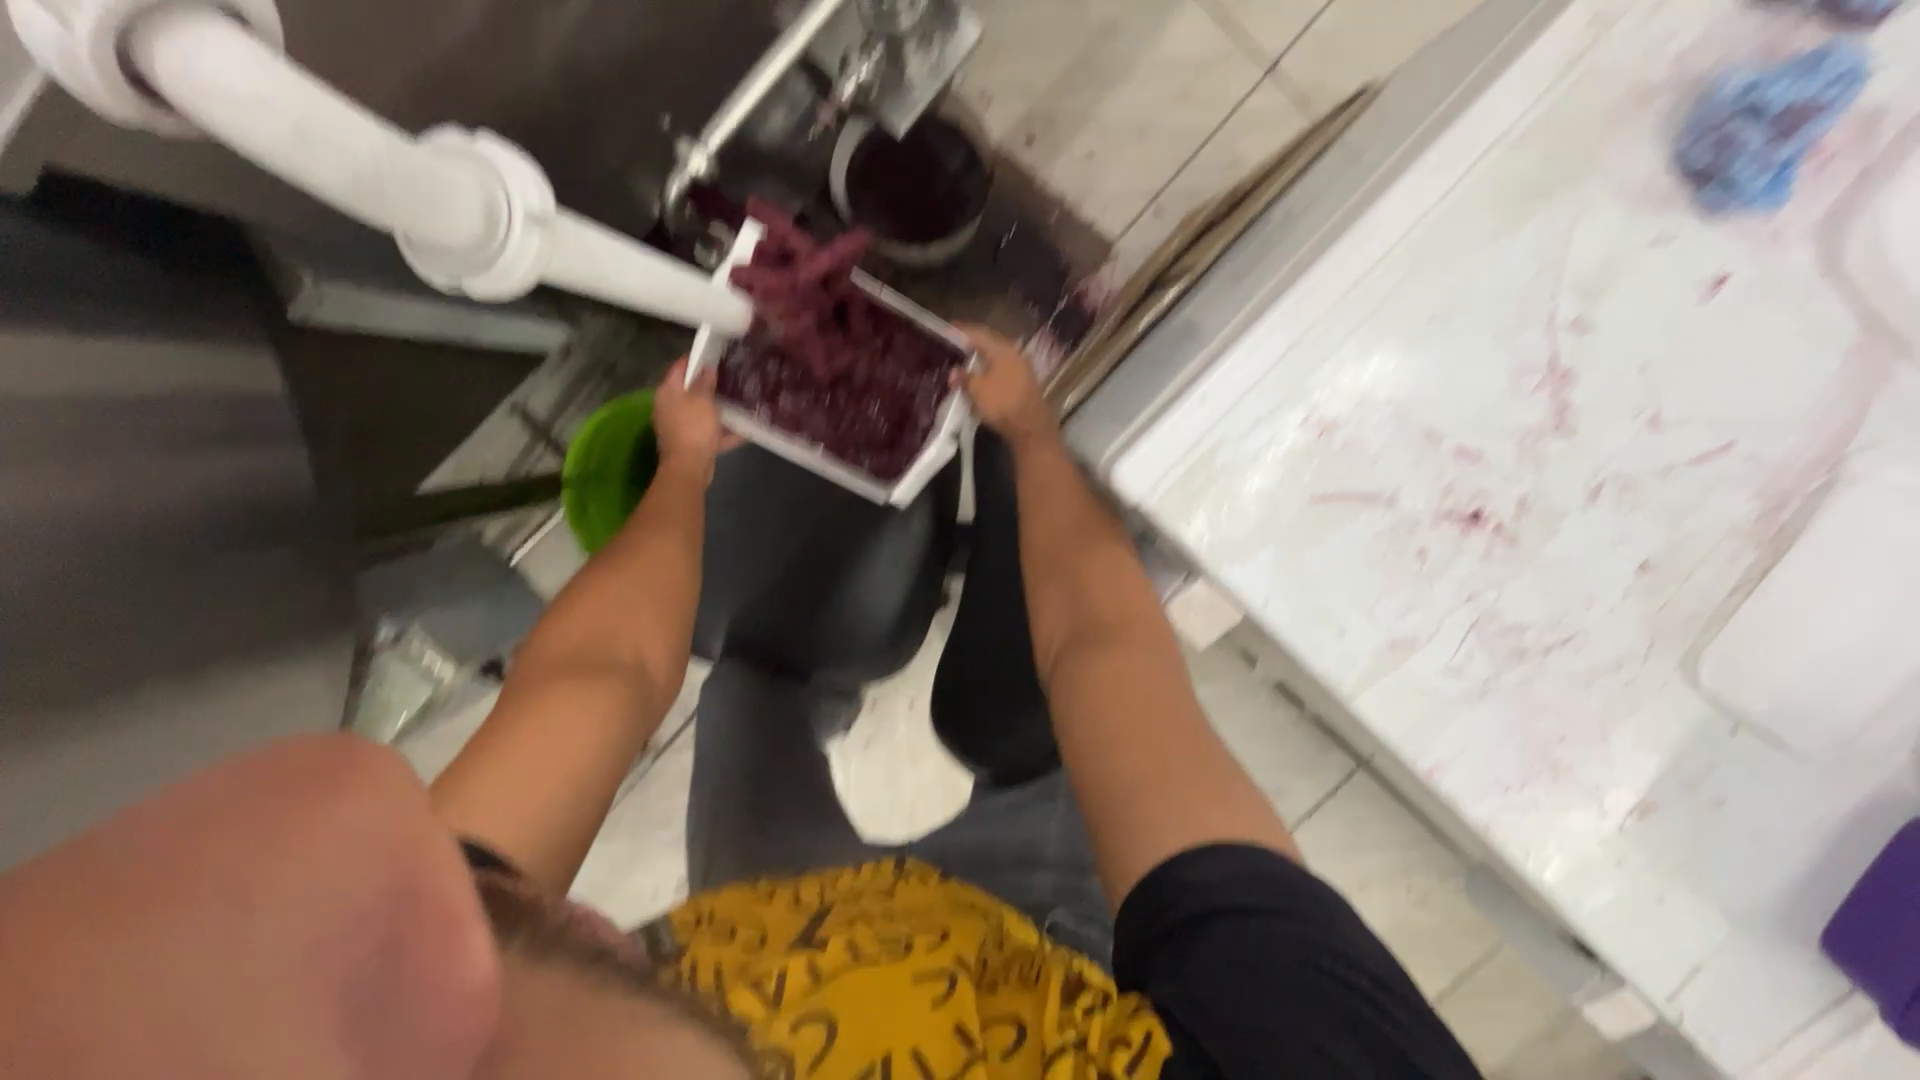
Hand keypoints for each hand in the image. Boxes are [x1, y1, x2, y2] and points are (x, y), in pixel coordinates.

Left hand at [653, 358, 732, 480]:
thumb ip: (704, 382)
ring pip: (701, 412)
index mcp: (668, 393)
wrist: (689, 467)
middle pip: (690, 390)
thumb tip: (707, 368)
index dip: (695, 359)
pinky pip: (710, 432)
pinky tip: (744, 429)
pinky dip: (724, 431)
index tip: (714, 353)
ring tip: (739, 400)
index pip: (679, 368)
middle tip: (730, 376)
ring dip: (718, 408)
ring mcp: (681, 427)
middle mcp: (670, 408)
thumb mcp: (701, 399)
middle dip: (709, 384)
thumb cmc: (693, 427)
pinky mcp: (692, 443)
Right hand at [957, 326, 1056, 447]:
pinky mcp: (1024, 382)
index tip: (948, 328)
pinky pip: (1002, 368)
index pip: (978, 333)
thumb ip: (964, 377)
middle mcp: (1015, 353)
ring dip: (982, 357)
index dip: (962, 331)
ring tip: (966, 359)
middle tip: (956, 343)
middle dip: (973, 343)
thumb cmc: (1001, 404)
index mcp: (1002, 349)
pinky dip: (990, 368)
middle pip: (990, 342)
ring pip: (997, 356)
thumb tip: (955, 371)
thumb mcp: (977, 390)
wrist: (1031, 428)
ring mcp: (1022, 367)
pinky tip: (981, 375)